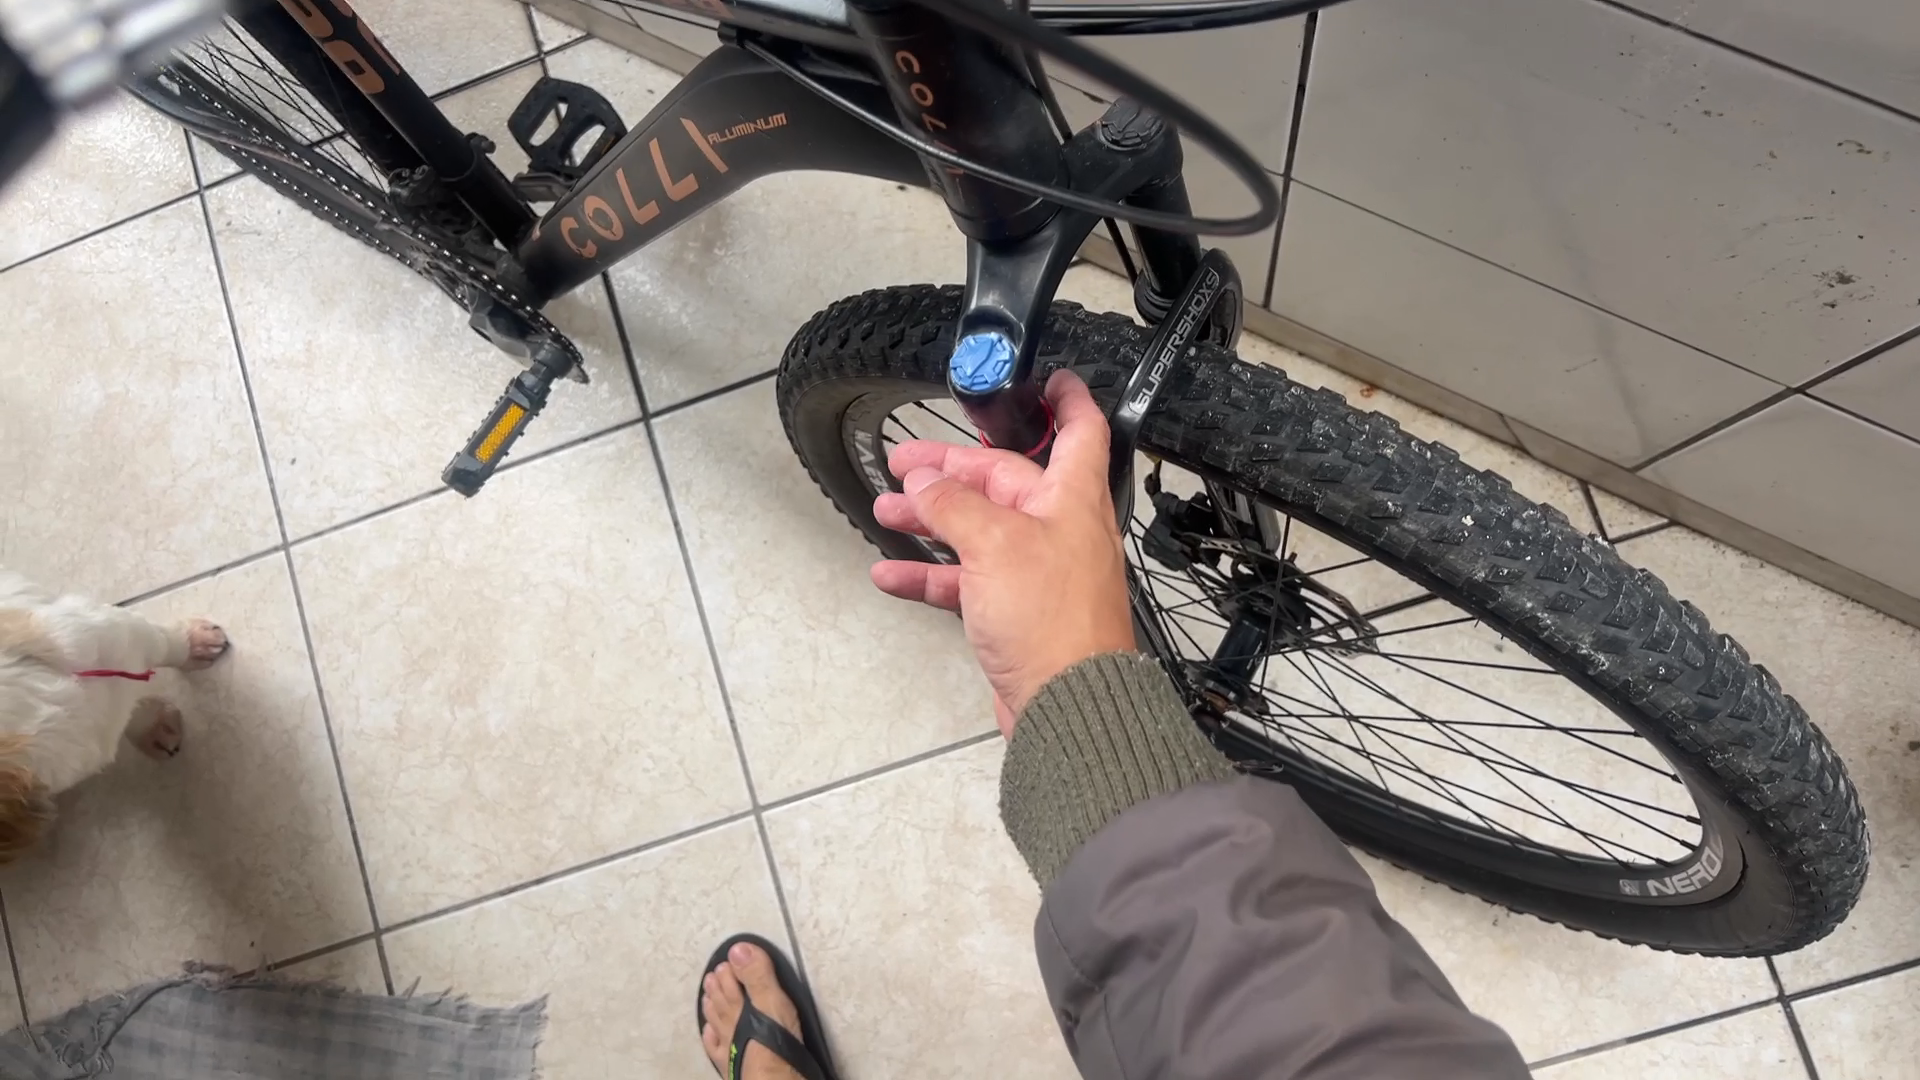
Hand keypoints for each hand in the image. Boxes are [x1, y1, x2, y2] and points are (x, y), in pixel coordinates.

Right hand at [871, 370, 1135, 737]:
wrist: (1066, 706)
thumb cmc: (1052, 620)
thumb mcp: (994, 544)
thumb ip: (954, 506)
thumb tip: (923, 484)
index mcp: (1070, 498)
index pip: (1079, 431)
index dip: (1065, 399)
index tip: (1047, 378)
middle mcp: (1056, 529)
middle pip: (1001, 481)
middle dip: (949, 471)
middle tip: (903, 464)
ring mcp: (1033, 571)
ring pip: (975, 530)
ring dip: (930, 519)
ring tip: (886, 510)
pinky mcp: (1013, 611)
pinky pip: (964, 581)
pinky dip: (929, 575)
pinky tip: (891, 574)